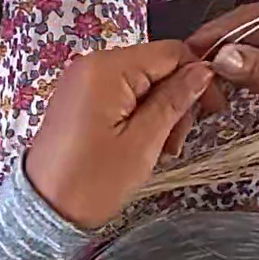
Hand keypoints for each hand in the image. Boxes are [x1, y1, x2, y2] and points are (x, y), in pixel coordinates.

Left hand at [25, 42, 218, 228]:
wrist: (45, 208)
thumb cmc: (93, 179)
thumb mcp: (143, 141)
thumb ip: (174, 100)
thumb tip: (204, 70)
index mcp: (106, 68)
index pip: (169, 51)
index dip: (198, 75)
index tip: (213, 110)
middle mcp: (91, 64)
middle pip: (155, 66)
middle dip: (175, 100)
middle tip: (175, 143)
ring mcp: (82, 79)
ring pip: (141, 82)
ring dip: (159, 111)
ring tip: (159, 150)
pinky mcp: (79, 97)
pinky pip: (121, 93)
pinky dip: (138, 114)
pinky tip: (140, 144)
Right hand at [186, 4, 258, 188]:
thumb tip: (221, 54)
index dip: (234, 29)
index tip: (200, 41)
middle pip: (258, 29)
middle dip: (225, 39)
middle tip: (191, 52)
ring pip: (249, 47)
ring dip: (223, 54)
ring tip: (195, 64)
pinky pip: (248, 66)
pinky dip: (229, 70)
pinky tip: (210, 77)